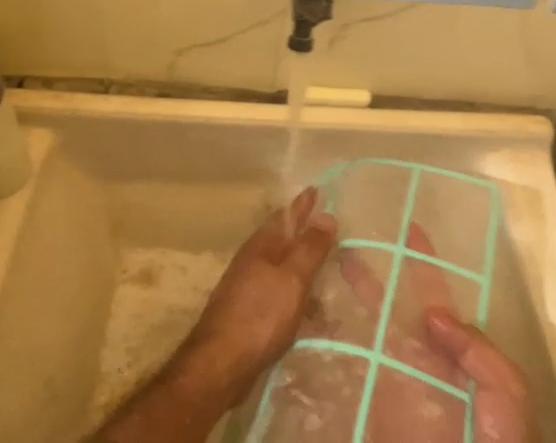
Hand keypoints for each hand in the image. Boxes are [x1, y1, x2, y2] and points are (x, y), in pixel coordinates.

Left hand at [170, 186, 338, 408]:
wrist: (220, 365)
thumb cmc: (259, 316)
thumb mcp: (291, 279)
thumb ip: (310, 248)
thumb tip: (326, 214)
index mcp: (263, 245)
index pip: (287, 215)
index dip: (304, 204)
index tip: (318, 189)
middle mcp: (254, 261)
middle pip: (286, 241)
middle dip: (309, 237)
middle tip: (335, 234)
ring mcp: (250, 288)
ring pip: (285, 270)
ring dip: (307, 271)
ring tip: (332, 277)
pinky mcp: (252, 314)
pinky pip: (283, 297)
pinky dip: (300, 299)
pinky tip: (315, 316)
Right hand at [329, 225, 534, 442]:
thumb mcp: (507, 397)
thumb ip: (480, 353)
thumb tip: (431, 313)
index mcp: (452, 357)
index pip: (434, 299)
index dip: (423, 263)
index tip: (406, 226)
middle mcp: (418, 367)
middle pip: (389, 312)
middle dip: (369, 278)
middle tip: (340, 244)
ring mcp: (391, 394)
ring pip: (362, 341)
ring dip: (339, 313)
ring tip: (310, 284)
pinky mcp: (366, 417)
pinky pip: (343, 383)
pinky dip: (323, 360)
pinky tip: (299, 338)